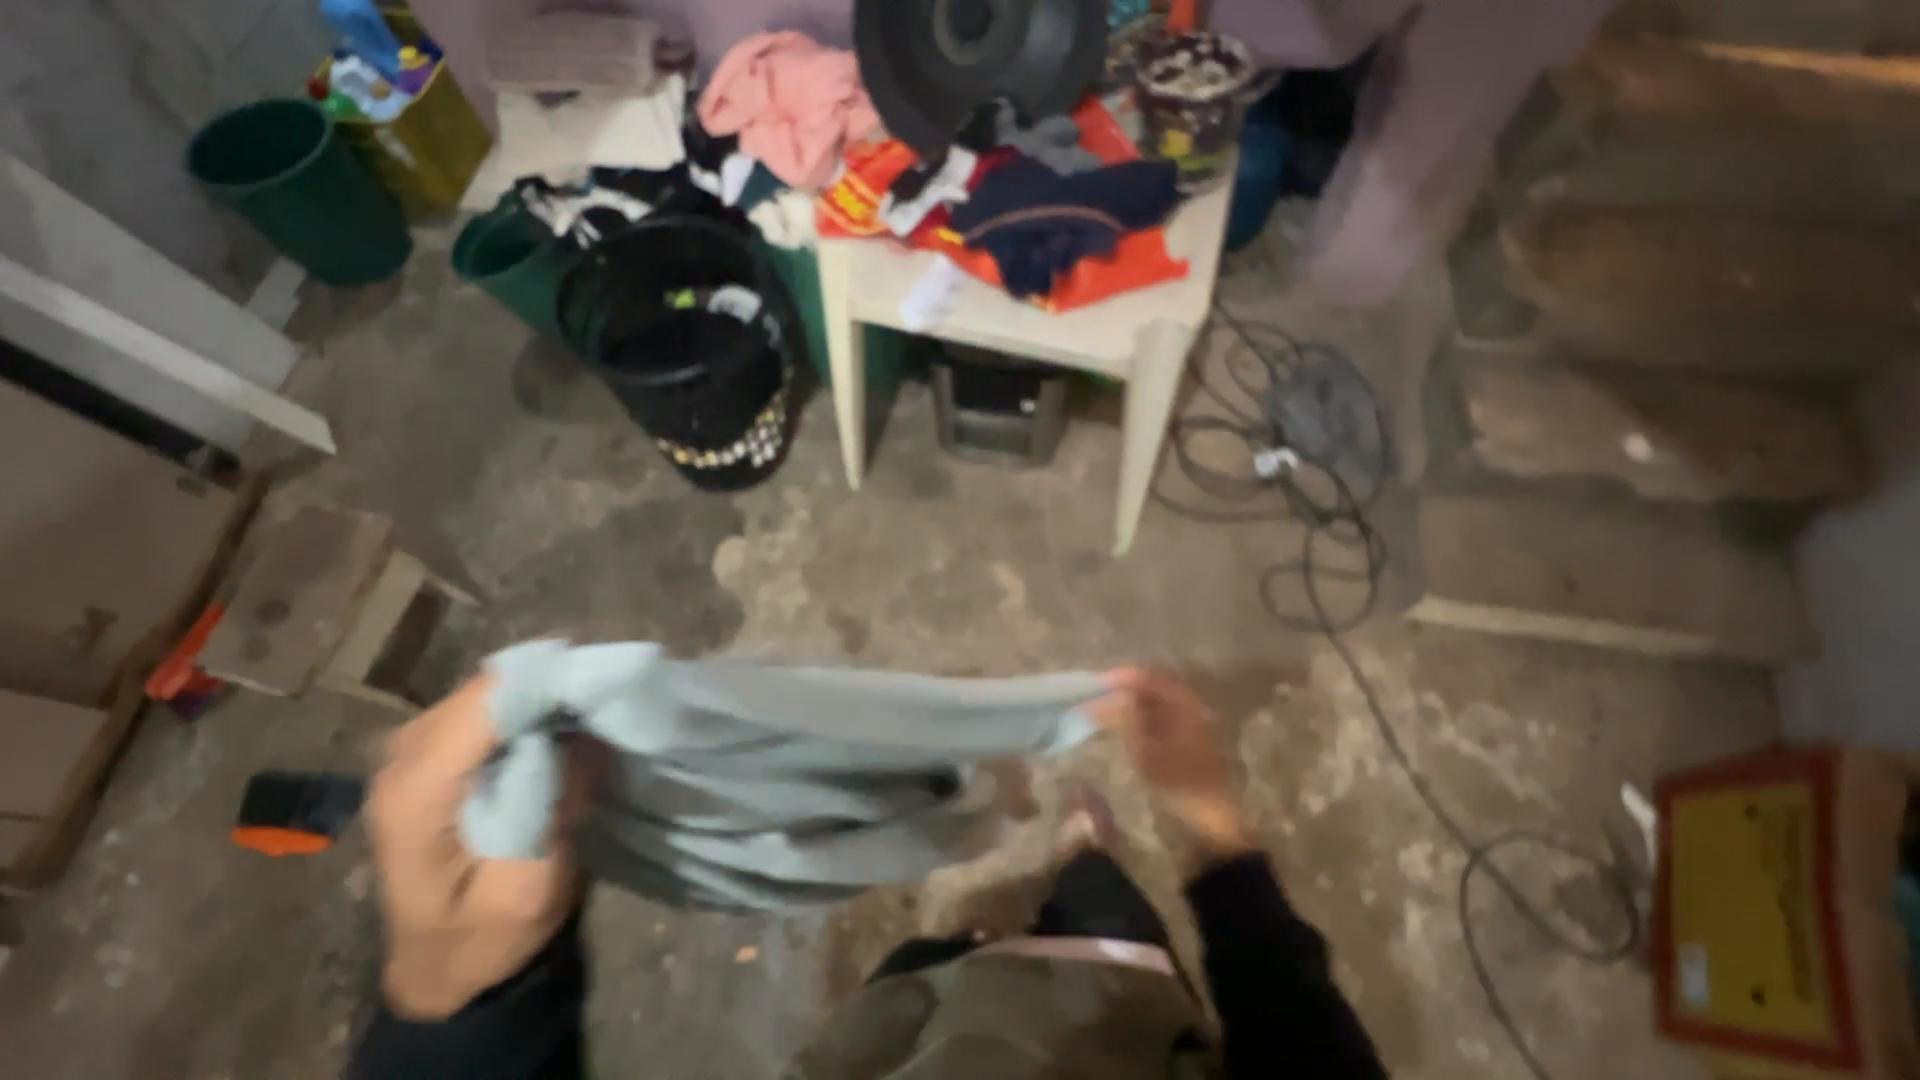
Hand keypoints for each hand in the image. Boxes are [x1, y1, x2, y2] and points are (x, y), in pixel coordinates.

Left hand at [365, 674, 587, 1017]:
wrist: (439, 968)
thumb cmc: (484, 938)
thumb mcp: (529, 890)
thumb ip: (550, 810)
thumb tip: (580, 734)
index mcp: (417, 794)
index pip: (486, 701)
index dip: (549, 682)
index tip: (605, 685)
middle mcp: (401, 760)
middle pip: (487, 687)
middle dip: (551, 685)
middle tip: (607, 701)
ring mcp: (409, 752)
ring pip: (488, 690)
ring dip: (542, 694)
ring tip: (590, 713)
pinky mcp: (427, 753)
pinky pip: (484, 707)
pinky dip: (527, 707)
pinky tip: (558, 730)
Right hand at [1096, 669, 1255, 857]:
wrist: (1214, 821)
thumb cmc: (1181, 784)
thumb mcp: (1147, 752)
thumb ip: (1126, 720)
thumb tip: (1107, 697)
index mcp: (1184, 704)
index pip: (1148, 678)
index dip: (1120, 678)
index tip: (1094, 685)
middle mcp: (1189, 707)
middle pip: (1152, 688)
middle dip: (1122, 691)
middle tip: (1094, 699)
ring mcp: (1191, 724)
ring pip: (1155, 704)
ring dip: (1130, 705)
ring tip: (1103, 713)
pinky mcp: (1188, 741)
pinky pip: (1160, 720)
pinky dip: (1140, 720)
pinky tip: (1124, 730)